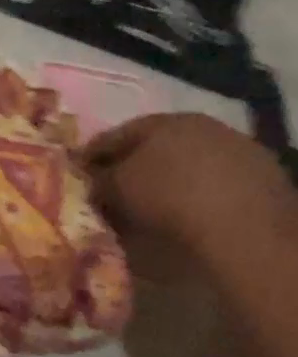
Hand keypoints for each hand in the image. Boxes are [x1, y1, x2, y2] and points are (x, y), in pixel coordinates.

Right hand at [84, 112, 297, 263]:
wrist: (248, 236)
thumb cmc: (168, 198)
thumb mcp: (114, 187)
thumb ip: (98, 178)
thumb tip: (94, 179)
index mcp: (170, 120)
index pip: (117, 134)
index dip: (95, 154)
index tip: (82, 173)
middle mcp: (213, 129)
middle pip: (160, 147)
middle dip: (137, 166)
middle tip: (117, 188)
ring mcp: (249, 156)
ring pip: (194, 166)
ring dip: (173, 182)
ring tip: (154, 206)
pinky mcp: (274, 186)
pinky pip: (223, 186)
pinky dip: (204, 196)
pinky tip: (191, 214)